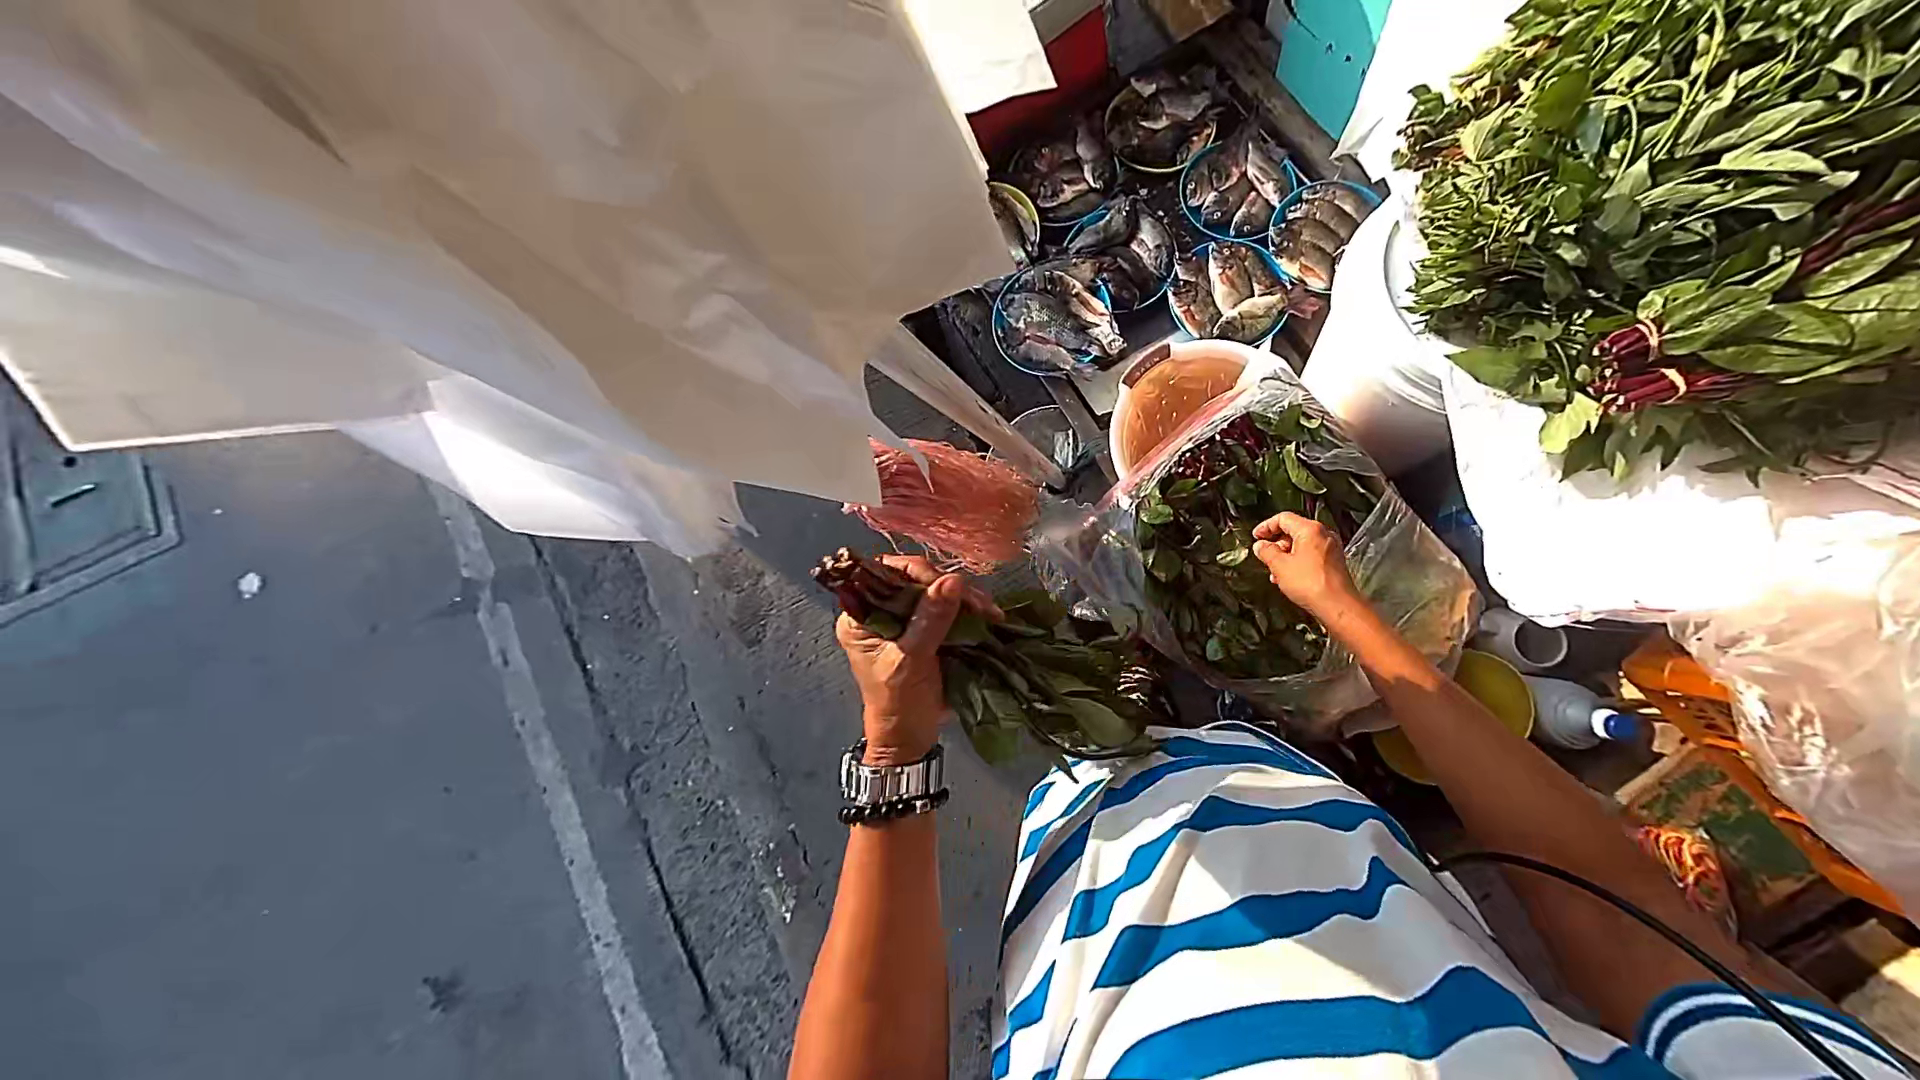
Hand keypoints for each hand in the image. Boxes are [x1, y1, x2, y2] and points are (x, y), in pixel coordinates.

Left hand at [836, 555, 999, 764]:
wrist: (912, 738)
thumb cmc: (899, 704)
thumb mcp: (911, 661)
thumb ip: (929, 620)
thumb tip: (952, 580)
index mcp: (861, 616)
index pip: (884, 574)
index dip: (914, 572)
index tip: (944, 585)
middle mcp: (882, 611)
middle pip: (915, 578)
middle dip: (948, 586)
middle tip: (977, 603)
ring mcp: (907, 618)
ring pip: (937, 591)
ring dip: (965, 598)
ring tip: (989, 612)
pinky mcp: (929, 628)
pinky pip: (950, 607)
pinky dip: (970, 609)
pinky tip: (989, 615)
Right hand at [1252, 512, 1360, 618]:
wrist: (1336, 605)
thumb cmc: (1312, 584)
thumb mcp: (1278, 565)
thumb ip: (1266, 551)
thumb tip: (1260, 546)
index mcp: (1310, 530)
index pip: (1283, 518)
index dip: (1265, 526)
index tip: (1257, 536)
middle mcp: (1324, 535)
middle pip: (1293, 530)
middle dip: (1276, 542)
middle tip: (1264, 553)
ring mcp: (1331, 548)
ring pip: (1302, 544)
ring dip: (1285, 554)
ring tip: (1274, 569)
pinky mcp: (1333, 562)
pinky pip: (1311, 555)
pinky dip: (1297, 561)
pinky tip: (1289, 576)